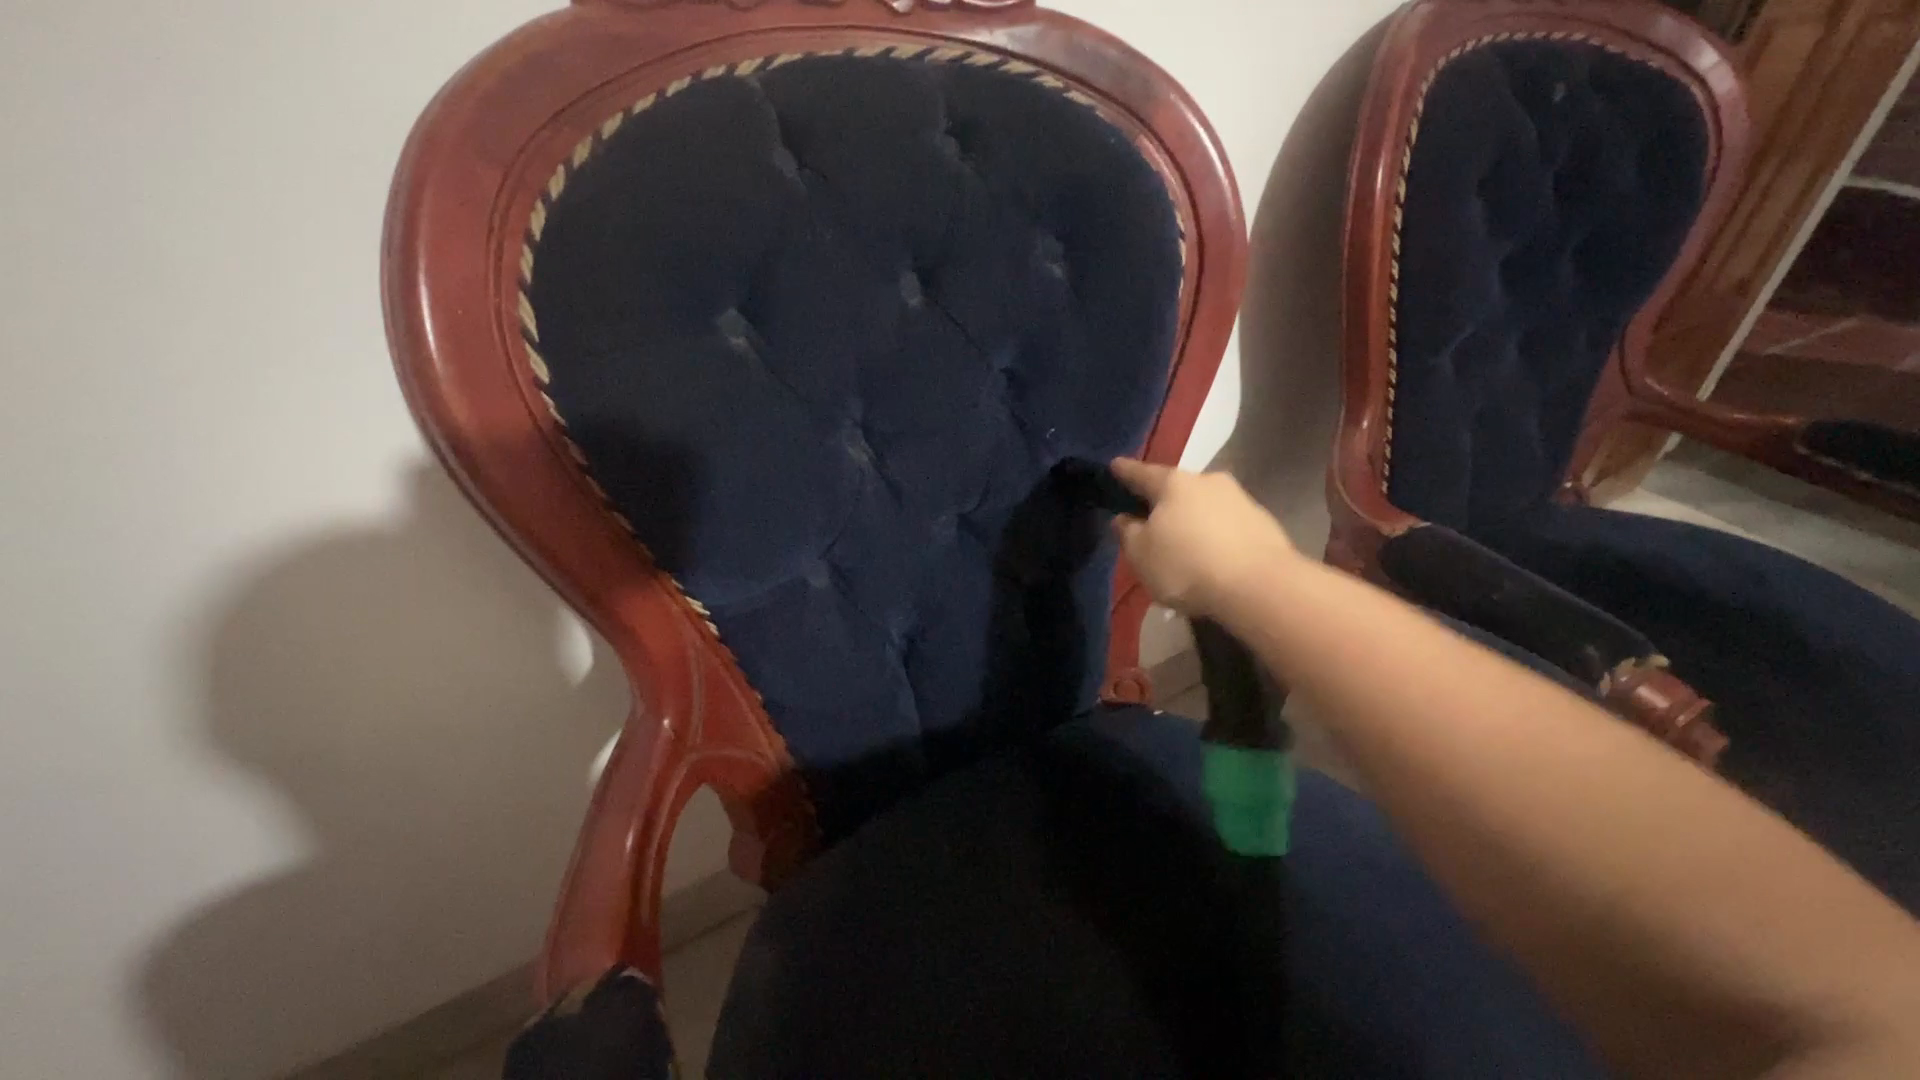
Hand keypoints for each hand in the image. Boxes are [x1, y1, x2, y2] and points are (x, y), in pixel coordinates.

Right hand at [1109, 458, 1297, 619]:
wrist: (1259, 586)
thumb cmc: (1187, 566)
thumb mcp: (1141, 555)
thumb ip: (1127, 533)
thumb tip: (1125, 518)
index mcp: (1173, 483)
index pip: (1141, 473)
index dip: (1124, 471)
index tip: (1114, 466)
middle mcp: (1207, 481)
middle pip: (1176, 488)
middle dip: (1163, 502)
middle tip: (1151, 520)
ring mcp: (1240, 499)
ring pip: (1204, 506)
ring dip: (1192, 521)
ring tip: (1184, 547)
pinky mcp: (1263, 522)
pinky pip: (1227, 525)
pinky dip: (1215, 536)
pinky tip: (1212, 558)